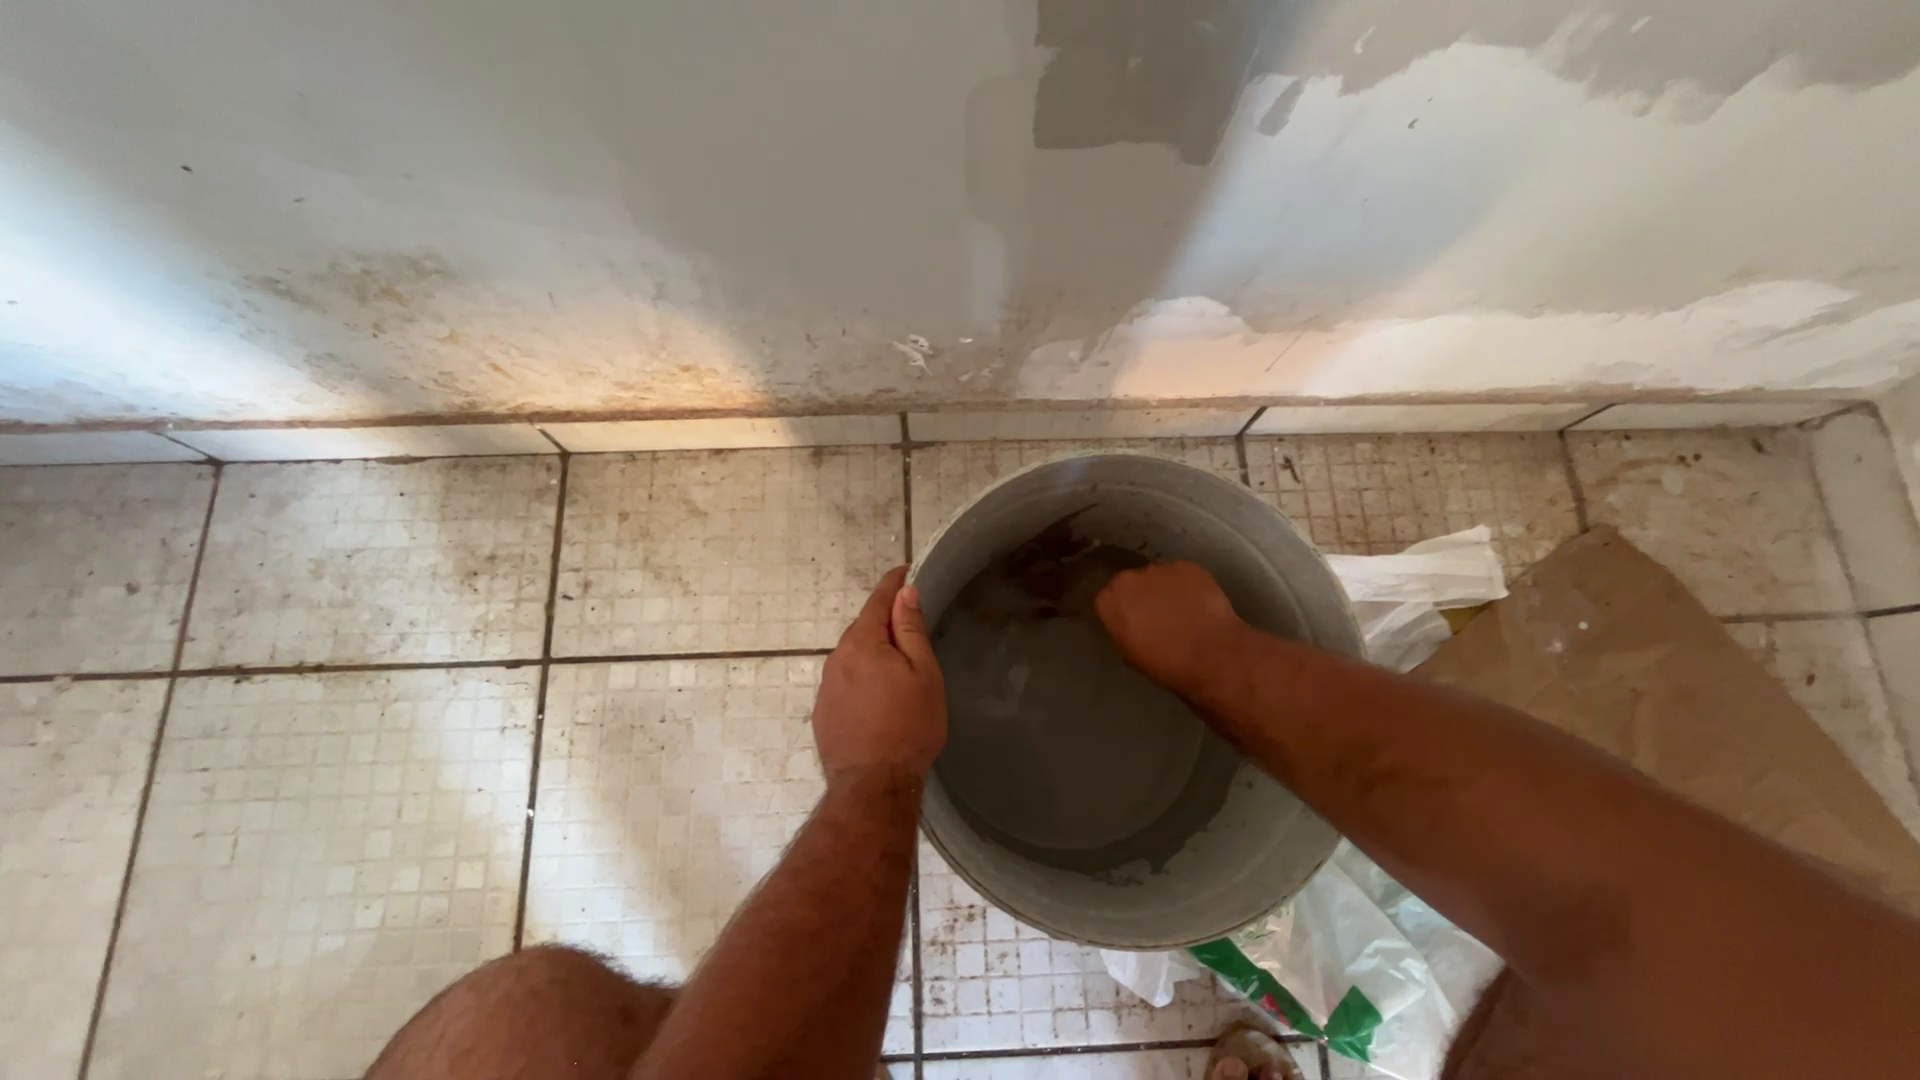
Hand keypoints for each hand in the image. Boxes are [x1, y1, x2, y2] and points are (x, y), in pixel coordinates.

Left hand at [812, 566, 946, 785]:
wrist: (873, 784)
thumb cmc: (908, 726)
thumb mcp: (922, 673)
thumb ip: (910, 630)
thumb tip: (905, 593)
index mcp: (862, 643)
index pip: (878, 600)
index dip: (894, 584)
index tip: (907, 570)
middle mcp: (837, 659)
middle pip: (864, 628)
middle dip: (885, 622)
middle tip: (912, 626)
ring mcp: (827, 687)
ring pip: (854, 657)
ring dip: (874, 653)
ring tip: (900, 668)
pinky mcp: (824, 712)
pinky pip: (846, 681)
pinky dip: (863, 678)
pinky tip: (880, 698)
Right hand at [1095, 560, 1248, 694]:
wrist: (1209, 655)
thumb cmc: (1164, 663)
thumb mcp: (1127, 652)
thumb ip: (1120, 627)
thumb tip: (1127, 619)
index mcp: (1109, 599)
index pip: (1108, 599)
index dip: (1121, 611)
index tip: (1132, 622)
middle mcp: (1129, 577)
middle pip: (1131, 582)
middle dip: (1140, 595)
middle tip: (1156, 615)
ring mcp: (1160, 568)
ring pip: (1158, 577)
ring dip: (1164, 590)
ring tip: (1182, 611)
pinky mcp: (1188, 566)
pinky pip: (1182, 575)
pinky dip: (1187, 587)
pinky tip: (1198, 605)